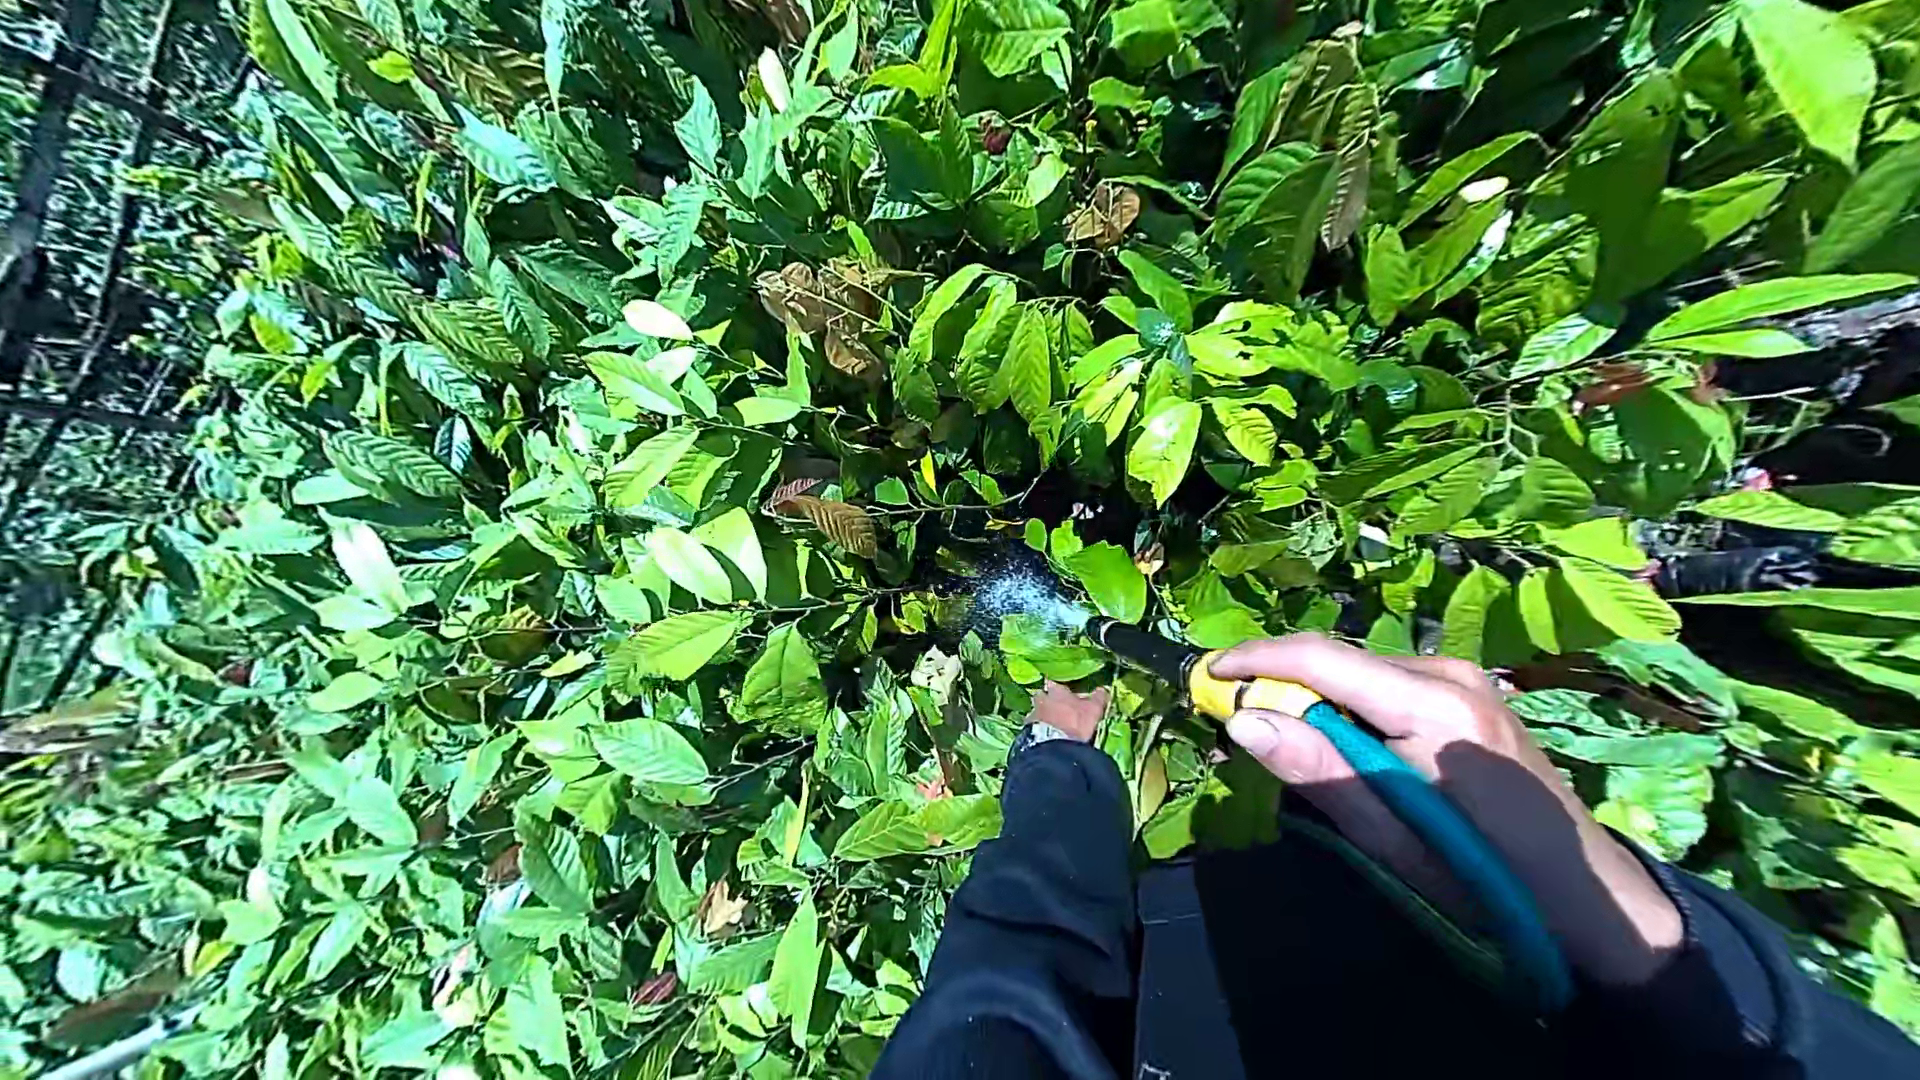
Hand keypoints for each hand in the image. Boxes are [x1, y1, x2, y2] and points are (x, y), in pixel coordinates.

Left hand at [1027, 680, 1107, 742]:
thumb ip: (1098, 697)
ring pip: (1036, 712)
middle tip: (1058, 711)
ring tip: (1053, 727)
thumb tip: (1103, 689)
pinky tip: (1046, 738)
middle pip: (1042, 696)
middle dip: (1048, 702)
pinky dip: (1038, 731)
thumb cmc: (1076, 723)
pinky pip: (1032, 728)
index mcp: (1055, 690)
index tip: (1066, 696)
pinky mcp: (1026, 732)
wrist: (1055, 747)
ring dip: (1042, 717)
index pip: (1055, 684)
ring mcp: (1032, 715)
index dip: (1060, 690)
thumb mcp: (1094, 708)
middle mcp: (1040, 699)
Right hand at [1210, 634, 1683, 986]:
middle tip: (1230, 716)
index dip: (1253, 659)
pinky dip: (1335, 702)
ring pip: (1348, 668)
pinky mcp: (1458, 690)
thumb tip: (1239, 718)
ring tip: (1278, 737)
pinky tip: (1332, 739)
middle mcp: (1445, 671)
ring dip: (1303, 694)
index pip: (1319, 658)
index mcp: (1434, 706)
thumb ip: (1318, 772)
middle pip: (1330, 659)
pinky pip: (1372, 681)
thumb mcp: (1393, 840)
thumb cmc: (1493, 886)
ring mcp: (1457, 676)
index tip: (1203, 675)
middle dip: (1272, 681)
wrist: (1601, 906)